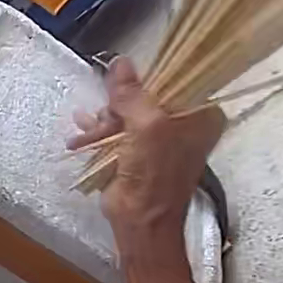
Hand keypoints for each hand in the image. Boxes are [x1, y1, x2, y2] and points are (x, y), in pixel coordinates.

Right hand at [70, 58, 224, 250]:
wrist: (140, 221)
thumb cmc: (154, 175)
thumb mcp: (146, 126)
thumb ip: (132, 93)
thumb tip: (118, 62)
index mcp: (201, 115)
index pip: (177, 79)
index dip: (149, 78)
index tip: (125, 84)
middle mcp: (182, 124)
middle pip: (145, 95)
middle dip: (120, 106)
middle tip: (108, 119)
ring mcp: (157, 139)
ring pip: (126, 113)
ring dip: (105, 122)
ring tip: (92, 135)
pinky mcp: (136, 153)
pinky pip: (115, 131)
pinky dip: (98, 133)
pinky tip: (81, 136)